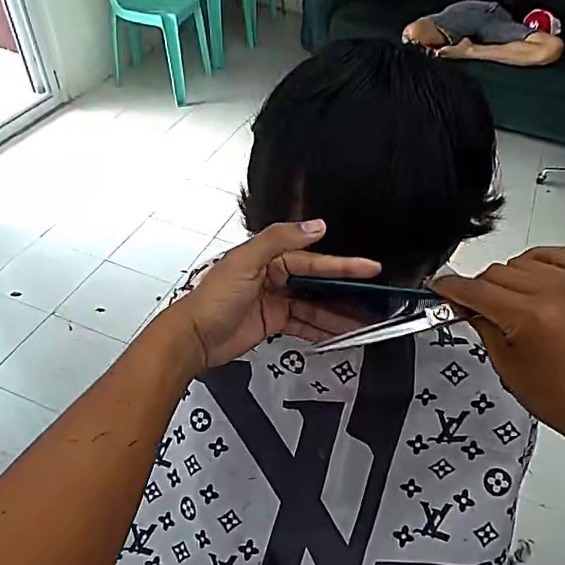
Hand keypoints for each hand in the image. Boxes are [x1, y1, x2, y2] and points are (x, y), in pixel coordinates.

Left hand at [154, 220, 380, 370]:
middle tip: (371, 298)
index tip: (367, 267)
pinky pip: (304, 324)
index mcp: (269, 257)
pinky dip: (321, 329)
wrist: (193, 338)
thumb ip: (279, 240)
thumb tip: (314, 226)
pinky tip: (337, 333)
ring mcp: (274, 300)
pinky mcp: (272, 321)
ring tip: (361, 321)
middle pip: (319, 284)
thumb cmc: (211, 300)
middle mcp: (274, 276)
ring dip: (337, 315)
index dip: (343, 265)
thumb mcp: (245, 262)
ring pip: (315, 307)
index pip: (315, 261)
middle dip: (345, 292)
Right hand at [431, 247, 564, 448]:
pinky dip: (538, 262)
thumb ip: (483, 327)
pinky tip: (532, 279)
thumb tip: (467, 305)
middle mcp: (555, 295)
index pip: (477, 289)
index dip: (451, 288)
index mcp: (530, 317)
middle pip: (496, 272)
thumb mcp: (507, 366)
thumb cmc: (564, 398)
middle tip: (473, 307)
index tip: (441, 287)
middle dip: (478, 289)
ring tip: (508, 303)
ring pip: (522, 261)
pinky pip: (556, 255)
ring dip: (507, 278)